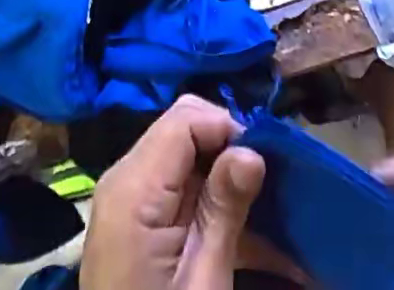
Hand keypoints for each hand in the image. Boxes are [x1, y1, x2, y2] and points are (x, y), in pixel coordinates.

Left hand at [79, 96, 271, 289]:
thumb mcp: (203, 282)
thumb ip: (223, 210)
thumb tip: (252, 150)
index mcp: (134, 187)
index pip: (185, 120)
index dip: (227, 128)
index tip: (266, 164)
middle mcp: (125, 177)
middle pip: (182, 127)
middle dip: (228, 143)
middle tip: (266, 182)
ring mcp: (127, 195)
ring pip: (182, 151)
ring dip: (224, 169)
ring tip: (268, 204)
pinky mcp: (135, 216)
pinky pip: (176, 182)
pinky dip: (210, 194)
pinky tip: (247, 226)